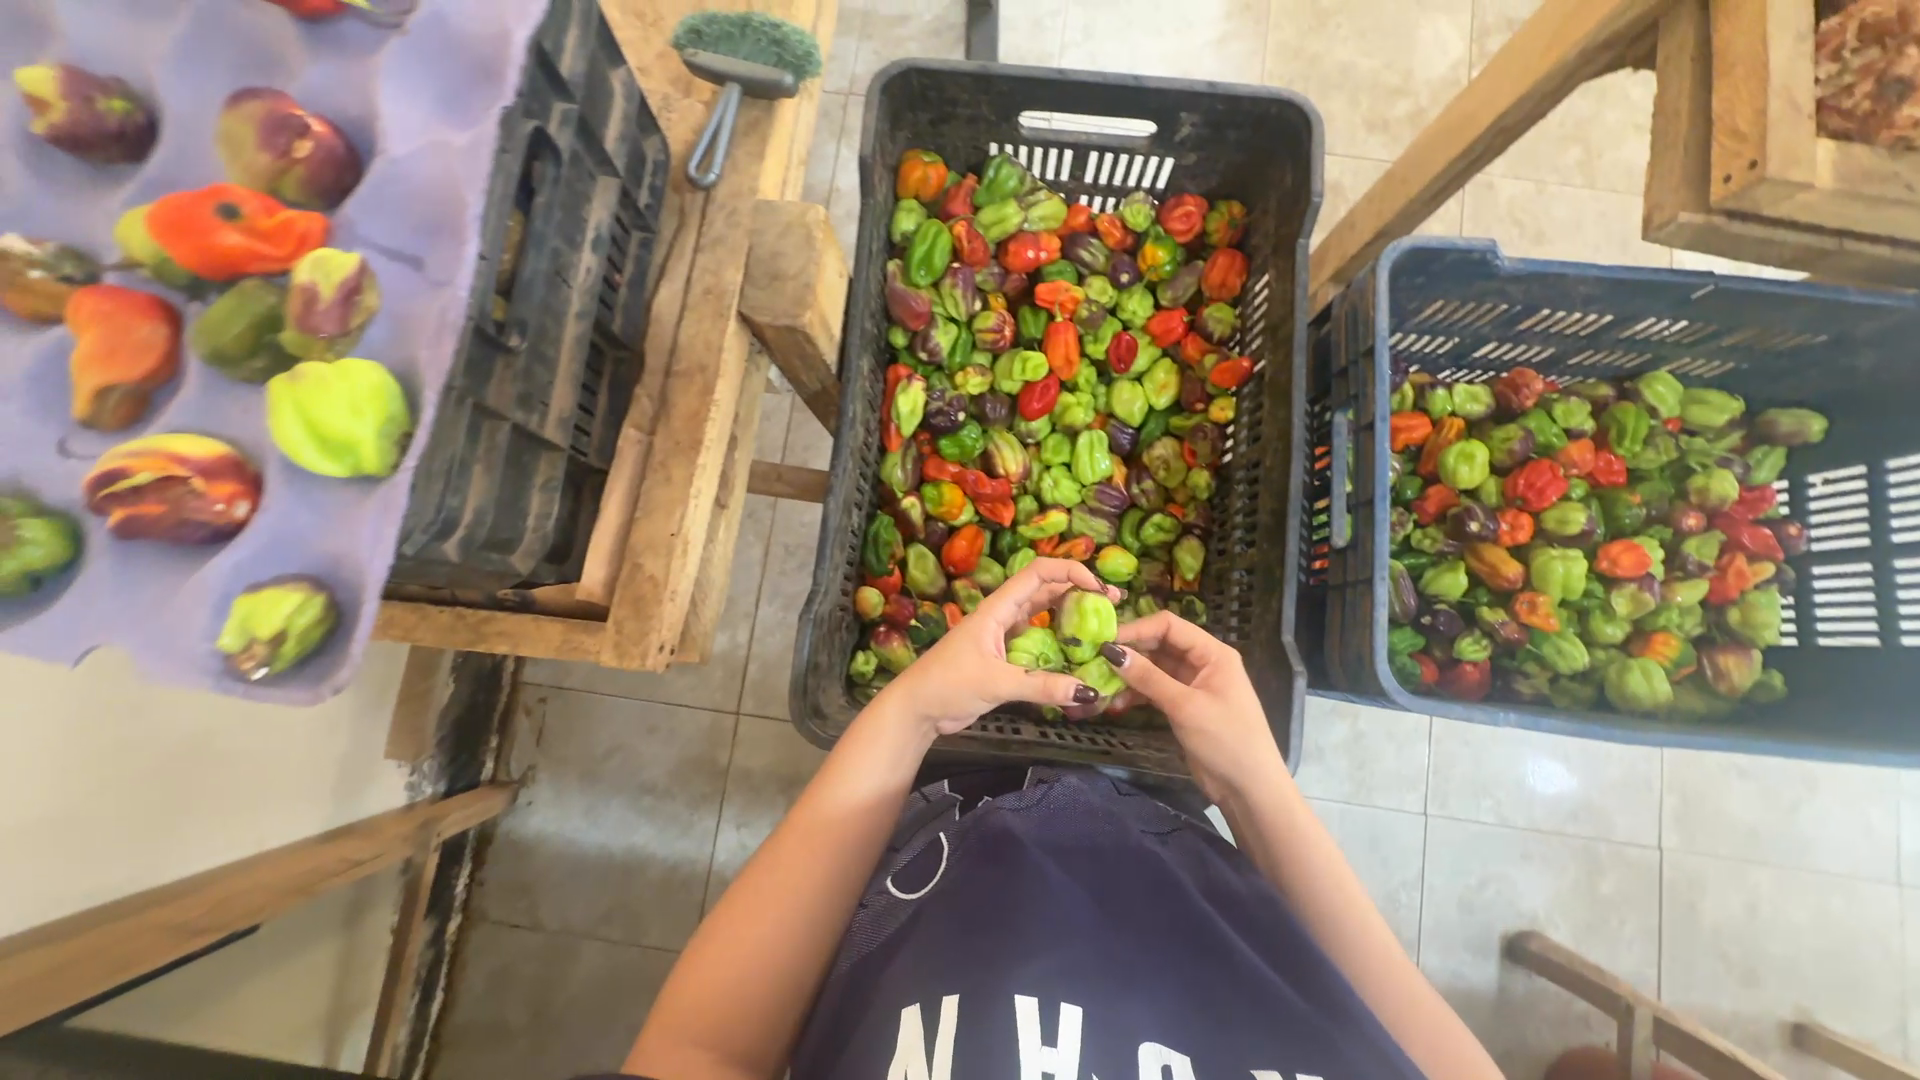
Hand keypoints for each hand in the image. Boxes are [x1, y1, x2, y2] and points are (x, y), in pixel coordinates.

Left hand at [874, 558, 1124, 735]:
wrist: (916, 711)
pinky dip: (1059, 647)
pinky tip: (1080, 657)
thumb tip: (1088, 690)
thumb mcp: (995, 683)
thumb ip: (1041, 686)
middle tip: (1114, 605)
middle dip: (1079, 592)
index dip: (1069, 572)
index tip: (1099, 588)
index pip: (1037, 574)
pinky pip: (1038, 646)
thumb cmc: (947, 685)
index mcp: (996, 609)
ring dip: (1071, 618)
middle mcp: (1002, 617)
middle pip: (1045, 592)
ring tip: (1104, 627)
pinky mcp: (1004, 661)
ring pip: (1043, 619)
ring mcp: (1003, 639)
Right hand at [1107, 610, 1284, 803]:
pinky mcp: (1183, 706)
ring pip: (1154, 669)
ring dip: (1130, 676)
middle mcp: (1202, 663)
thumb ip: (1148, 678)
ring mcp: (1192, 685)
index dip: (1137, 629)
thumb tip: (1112, 652)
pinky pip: (1154, 690)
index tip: (1106, 642)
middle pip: (1159, 645)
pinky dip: (1136, 694)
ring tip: (1102, 686)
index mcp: (1212, 653)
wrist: (1249, 789)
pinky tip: (1116, 704)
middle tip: (1096, 662)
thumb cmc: (1226, 740)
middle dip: (1130, 652)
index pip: (1169, 626)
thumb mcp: (1185, 706)